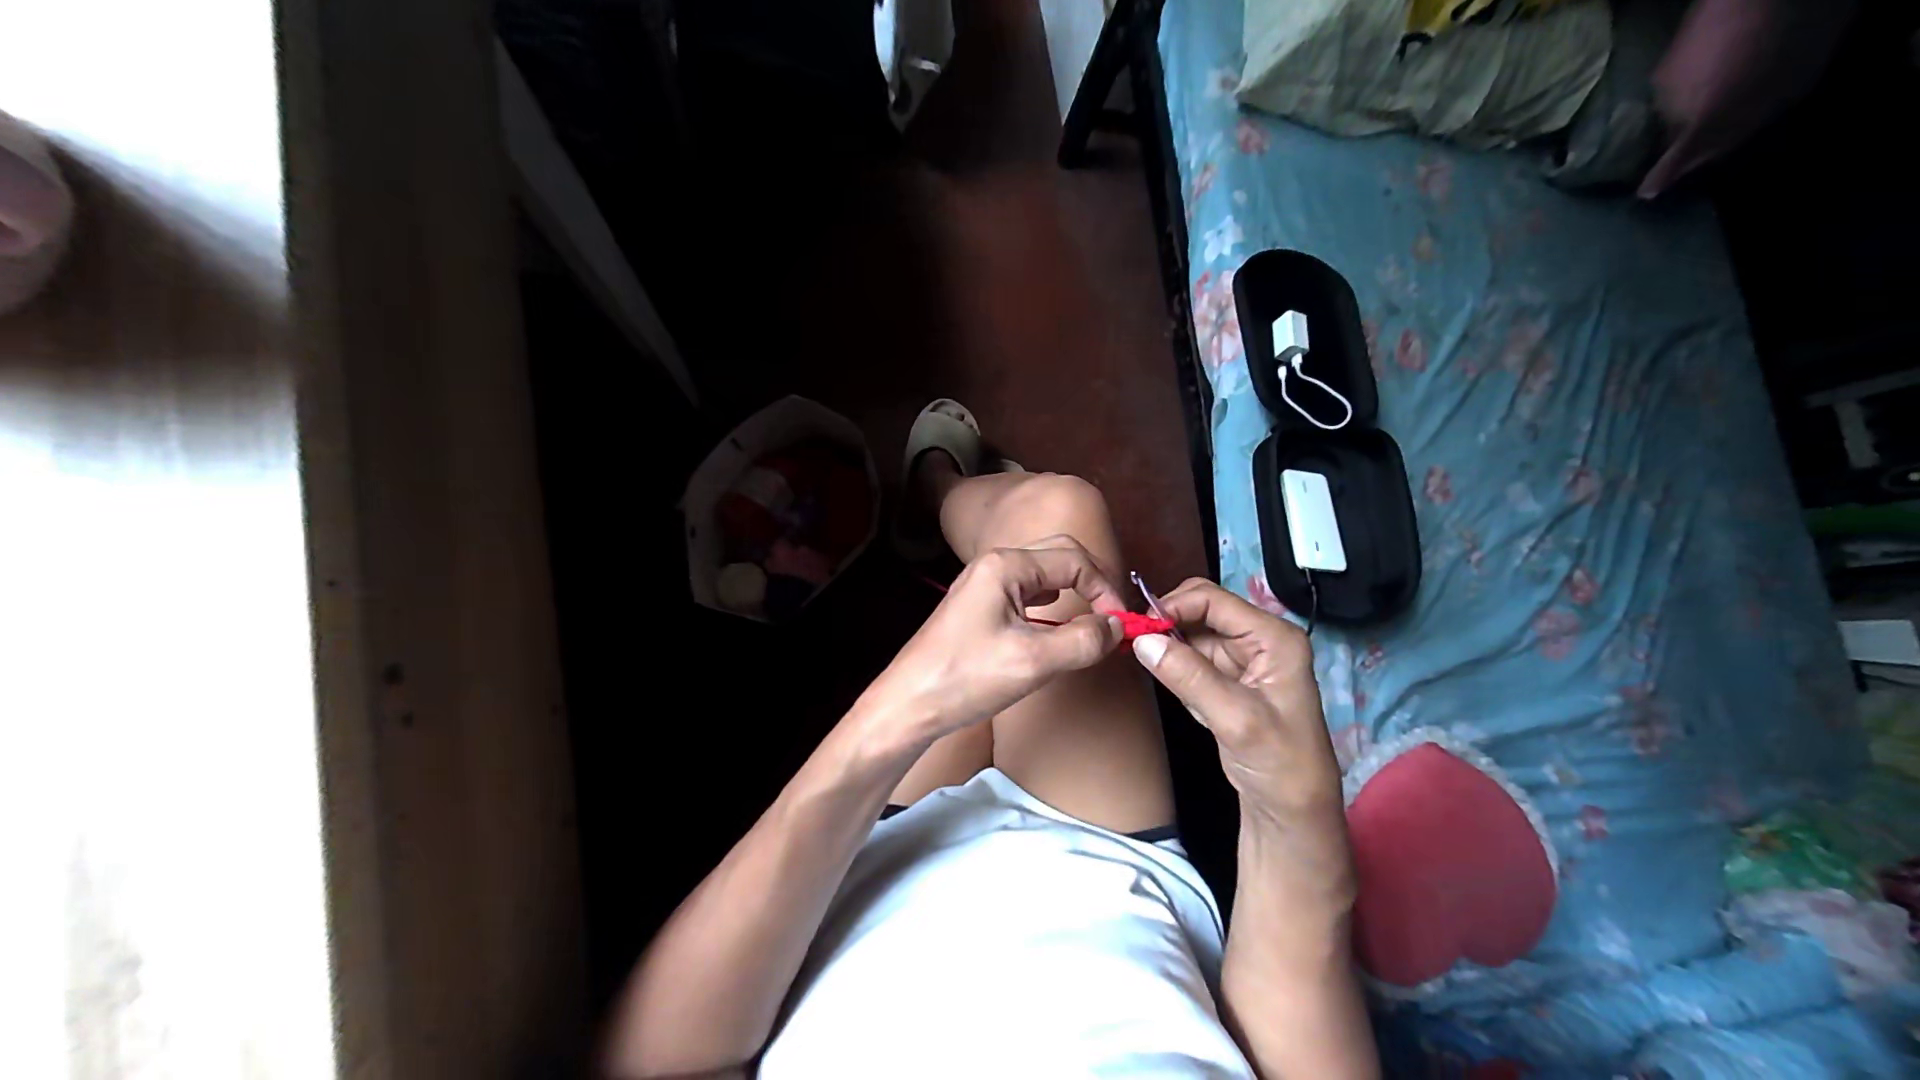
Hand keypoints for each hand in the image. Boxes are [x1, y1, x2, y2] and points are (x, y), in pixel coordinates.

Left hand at [863, 536, 1126, 743]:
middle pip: (1059, 555)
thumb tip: (1117, 627)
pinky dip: (1051, 603)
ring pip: (1042, 573)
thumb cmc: (964, 679)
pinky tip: (1055, 623)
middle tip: (1110, 617)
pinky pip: (1026, 591)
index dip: (1105, 589)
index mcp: (1005, 566)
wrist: (908, 703)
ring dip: (1072, 590)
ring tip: (1090, 620)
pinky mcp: (979, 606)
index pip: (1074, 559)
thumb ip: (1083, 640)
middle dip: (1091, 581)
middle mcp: (993, 565)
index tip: (1120, 625)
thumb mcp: (1033, 661)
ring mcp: (983, 584)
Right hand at [1132, 579, 1353, 910]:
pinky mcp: (1224, 678)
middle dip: (1166, 621)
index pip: (1214, 600)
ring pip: (1190, 632)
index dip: (1174, 605)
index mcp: (1274, 637)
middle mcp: (1258, 639)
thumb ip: (1189, 676)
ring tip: (1144, 658)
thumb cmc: (1280, 763)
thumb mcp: (1236, 718)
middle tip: (1135, 640)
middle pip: (1200, 610)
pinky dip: (1172, 664)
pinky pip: (1188, 657)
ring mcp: (1240, 659)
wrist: (1290, 811)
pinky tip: (1167, 681)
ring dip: (1166, 643)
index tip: (1139, 626)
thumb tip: (1143, 640)